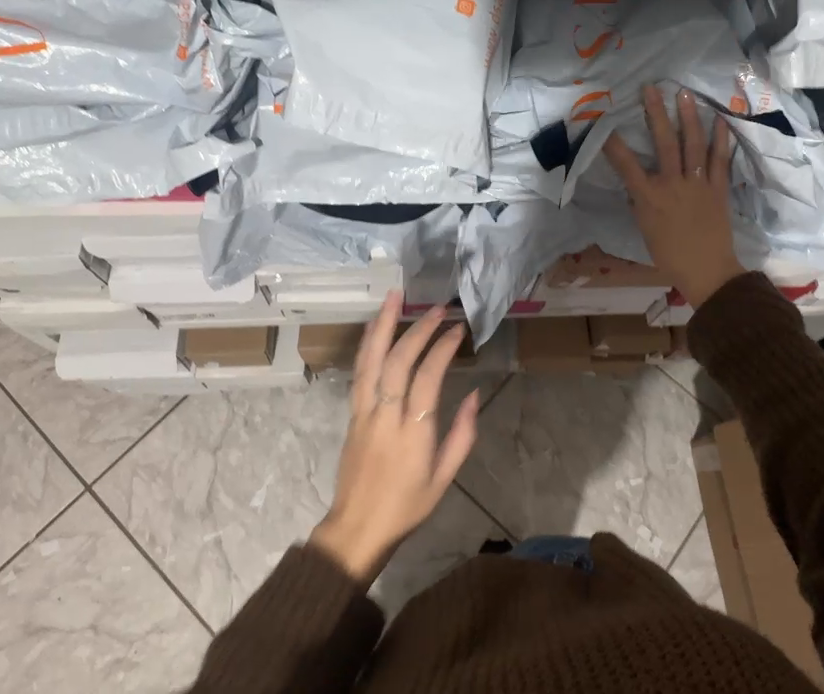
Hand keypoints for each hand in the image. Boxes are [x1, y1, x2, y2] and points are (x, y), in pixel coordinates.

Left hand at [309, 294, 479, 584]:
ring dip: (384, 325)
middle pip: (399, 361)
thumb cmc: (408, 506)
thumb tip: (472, 395)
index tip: (457, 330)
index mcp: (413, 433)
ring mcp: (364, 412)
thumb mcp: (444, 479)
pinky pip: (359, 372)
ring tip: (395, 296)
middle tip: (438, 309)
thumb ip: (461, 436)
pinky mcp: (352, 414)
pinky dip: (368, 344)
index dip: (442, 349)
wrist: (358, 528)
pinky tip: (375, 326)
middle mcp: (385, 416)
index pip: (427, 378)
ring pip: (372, 360)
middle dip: (419, 330)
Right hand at [603, 86, 747, 307]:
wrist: (707, 271)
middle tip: (650, 89)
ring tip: (684, 94)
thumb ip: (640, 203)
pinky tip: (719, 120)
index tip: (603, 120)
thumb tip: (636, 184)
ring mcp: (698, 184)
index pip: (626, 165)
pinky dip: (720, 139)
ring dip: (688, 117)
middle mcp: (672, 185)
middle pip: (664, 143)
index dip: (613, 142)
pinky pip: (720, 160)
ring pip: (693, 145)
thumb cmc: (669, 256)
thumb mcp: (645, 229)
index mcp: (649, 198)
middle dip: (655, 114)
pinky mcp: (718, 188)